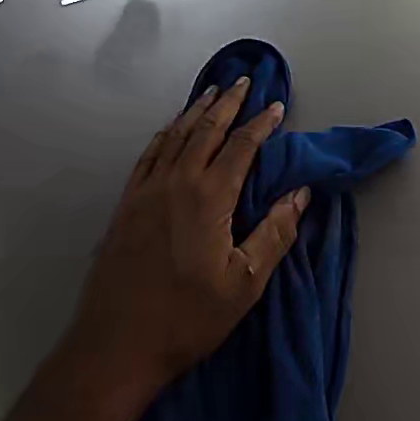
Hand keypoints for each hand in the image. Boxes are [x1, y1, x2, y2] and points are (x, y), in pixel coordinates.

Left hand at [65, 77, 309, 390]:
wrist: (119, 339)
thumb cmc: (187, 316)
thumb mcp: (244, 284)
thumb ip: (274, 234)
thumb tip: (300, 195)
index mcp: (209, 197)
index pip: (241, 147)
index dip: (261, 124)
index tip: (276, 106)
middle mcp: (177, 181)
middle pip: (206, 130)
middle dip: (228, 103)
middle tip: (242, 81)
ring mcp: (148, 188)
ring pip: (175, 135)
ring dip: (196, 111)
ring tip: (210, 92)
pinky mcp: (128, 200)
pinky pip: (150, 154)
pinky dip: (165, 134)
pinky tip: (169, 129)